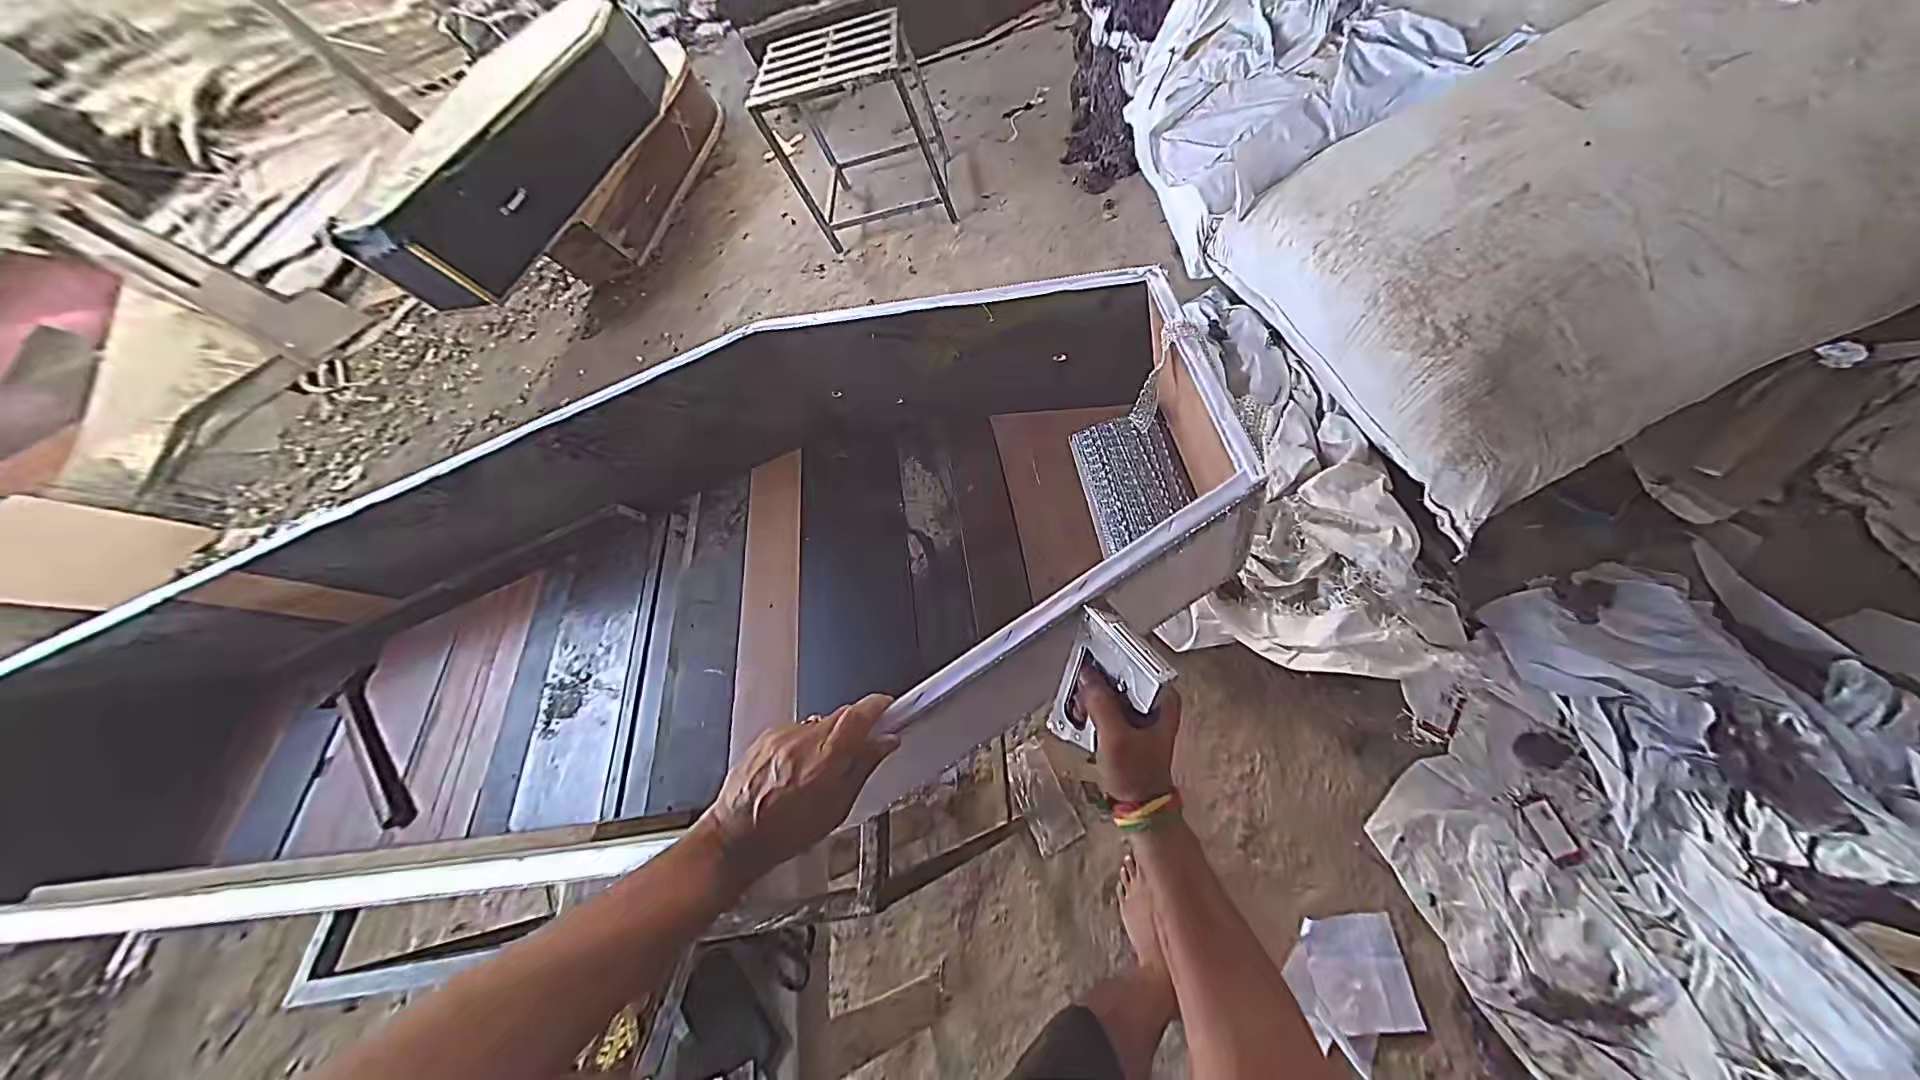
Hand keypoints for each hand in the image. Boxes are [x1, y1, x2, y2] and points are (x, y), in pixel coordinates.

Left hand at [695, 693, 899, 888]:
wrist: (734, 838)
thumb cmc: (783, 834)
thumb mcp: (837, 808)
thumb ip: (863, 767)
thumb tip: (884, 743)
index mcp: (825, 760)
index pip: (859, 714)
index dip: (878, 706)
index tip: (887, 709)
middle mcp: (802, 741)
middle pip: (841, 715)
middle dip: (854, 728)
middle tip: (858, 750)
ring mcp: (782, 736)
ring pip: (819, 722)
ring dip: (828, 737)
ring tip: (820, 769)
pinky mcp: (767, 736)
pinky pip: (797, 730)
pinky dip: (804, 743)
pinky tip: (797, 770)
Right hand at [1073, 663, 1180, 802]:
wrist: (1139, 804)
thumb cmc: (1137, 775)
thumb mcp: (1115, 737)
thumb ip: (1101, 703)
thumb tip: (1087, 676)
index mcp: (1163, 696)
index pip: (1132, 662)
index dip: (1107, 665)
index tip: (1087, 669)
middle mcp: (1155, 698)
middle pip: (1118, 673)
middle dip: (1095, 685)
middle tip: (1083, 700)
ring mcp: (1142, 709)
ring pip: (1109, 687)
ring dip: (1091, 697)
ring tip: (1083, 714)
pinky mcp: (1129, 719)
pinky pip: (1106, 701)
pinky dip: (1093, 707)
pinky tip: (1086, 720)